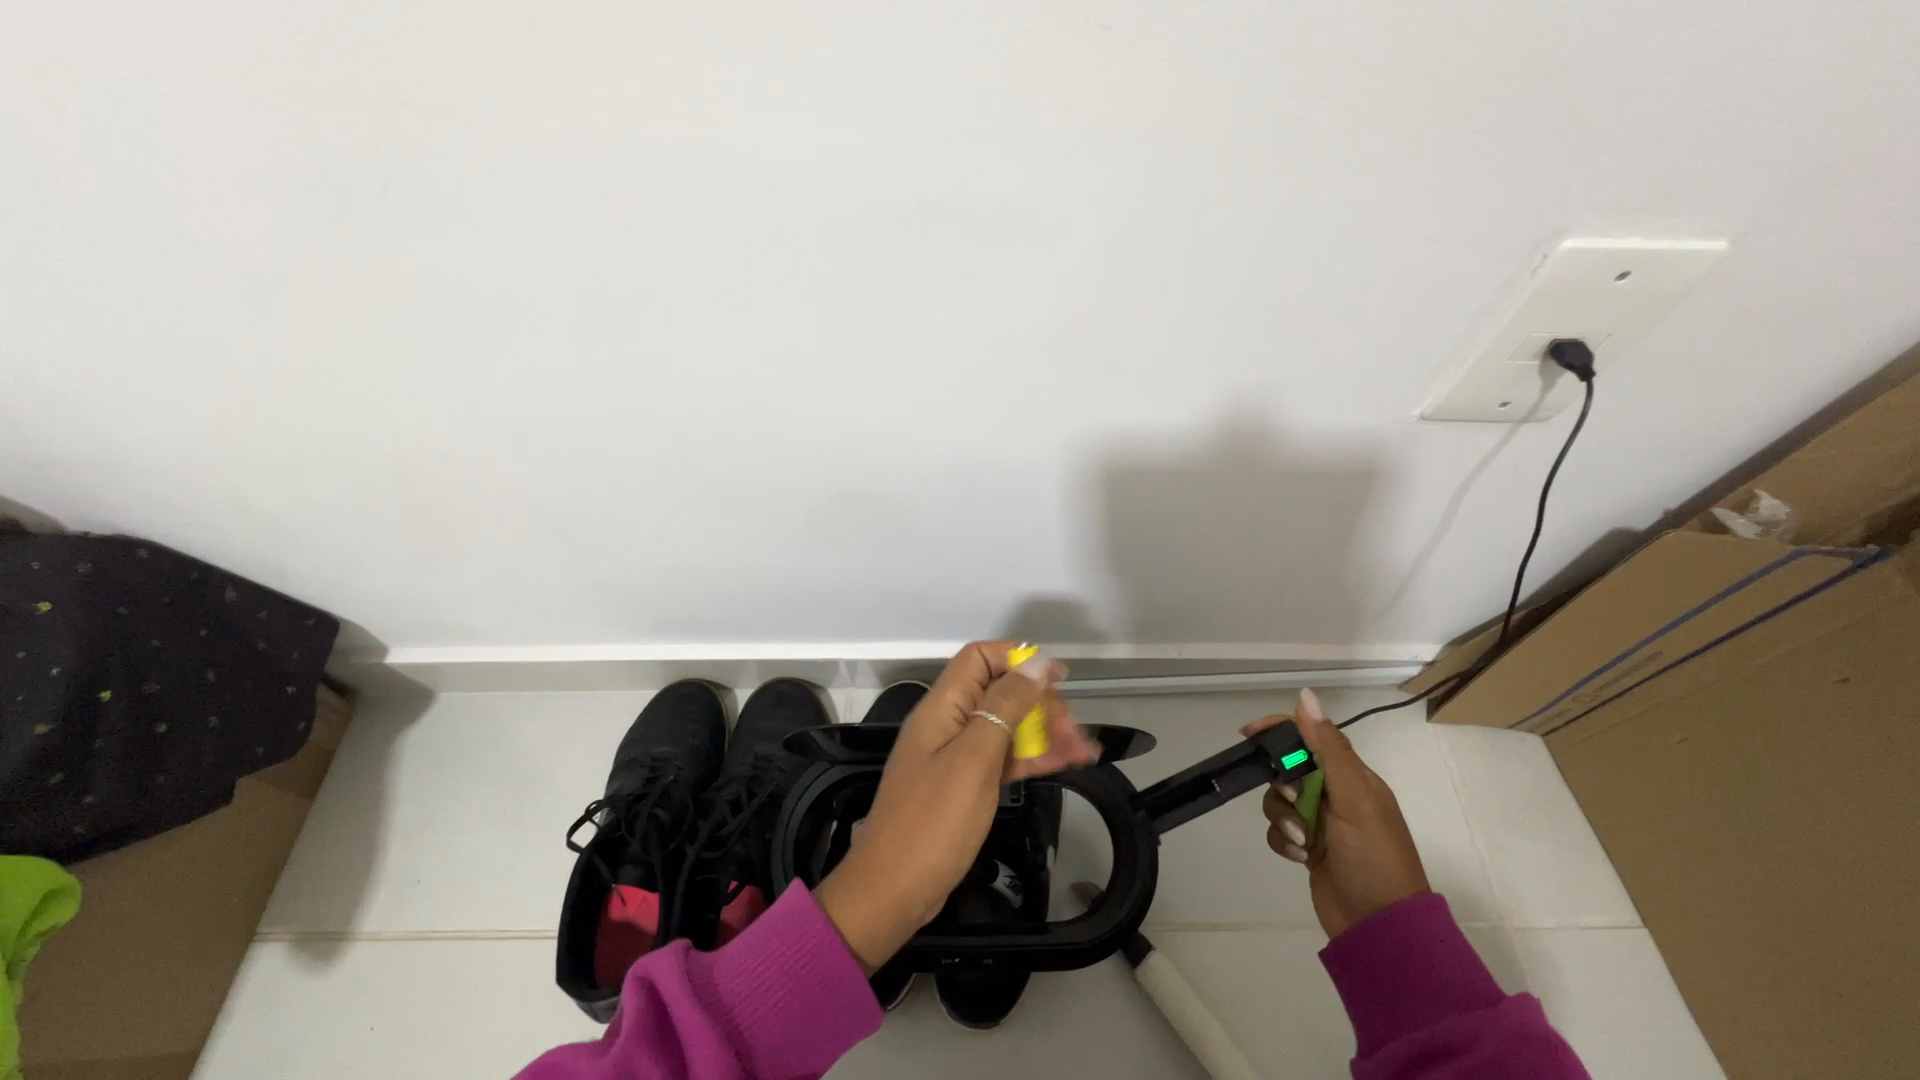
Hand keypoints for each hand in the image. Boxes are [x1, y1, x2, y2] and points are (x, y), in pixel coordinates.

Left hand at [813, 641, 1099, 972]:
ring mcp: (957, 757)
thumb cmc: (933, 822)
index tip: (1058, 677)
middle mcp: (948, 724)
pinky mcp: (966, 787)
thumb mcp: (974, 759)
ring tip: (1086, 748)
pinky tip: (1070, 762)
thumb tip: (1034, 663)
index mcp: (941, 708)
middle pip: (999, 692)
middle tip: (1074, 726)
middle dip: (1040, 701)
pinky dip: (1035, 758)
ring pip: (1008, 728)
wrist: (895, 891)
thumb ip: (1005, 707)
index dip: (1017, 658)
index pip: (978, 659)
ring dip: (1046, 732)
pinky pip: (1005, 759)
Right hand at [1245, 688, 1429, 938]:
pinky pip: (1278, 831)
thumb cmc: (1373, 857)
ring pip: (1278, 801)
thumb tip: (1305, 696)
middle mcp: (1336, 795)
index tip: (1248, 734)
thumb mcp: (1354, 798)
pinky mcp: (1308, 848)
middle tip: (1293, 802)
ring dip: (1282, 818)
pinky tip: (1299, 857)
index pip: (1311, 738)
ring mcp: (1321, 823)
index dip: (1280, 731)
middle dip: (1281, 786)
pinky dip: (1282, 841)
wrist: (1379, 927)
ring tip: (1302, 841)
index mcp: (1354, 777)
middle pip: (1288, 769)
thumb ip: (1328, 748)